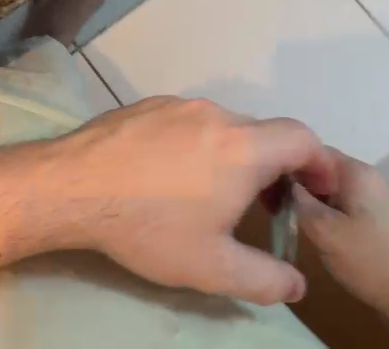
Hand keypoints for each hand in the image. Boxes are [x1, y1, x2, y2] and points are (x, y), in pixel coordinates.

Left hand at [38, 96, 338, 304]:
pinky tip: (173, 176)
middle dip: (275, 167)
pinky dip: (197, 144)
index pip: (302, 137)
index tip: (312, 195)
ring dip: (233, 155)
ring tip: (218, 195)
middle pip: (261, 132)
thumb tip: (296, 283)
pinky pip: (186, 121)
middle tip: (266, 206)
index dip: (318, 164)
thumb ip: (267, 279)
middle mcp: (211, 114)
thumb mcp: (214, 268)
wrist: (71, 186)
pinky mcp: (142, 105)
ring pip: (221, 125)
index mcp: (240, 147)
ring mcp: (172, 104)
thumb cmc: (148, 226)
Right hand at [292, 152, 388, 347]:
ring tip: (302, 226)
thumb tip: (283, 180)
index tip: (267, 185)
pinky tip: (328, 239)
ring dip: (315, 204)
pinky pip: (349, 207)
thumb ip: (296, 198)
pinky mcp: (387, 223)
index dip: (284, 163)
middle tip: (280, 209)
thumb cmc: (372, 263)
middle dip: (299, 186)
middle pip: (321, 169)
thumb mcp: (322, 229)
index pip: (308, 149)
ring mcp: (382, 201)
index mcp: (356, 171)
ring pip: (334, 190)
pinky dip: (332, 217)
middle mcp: (371, 178)